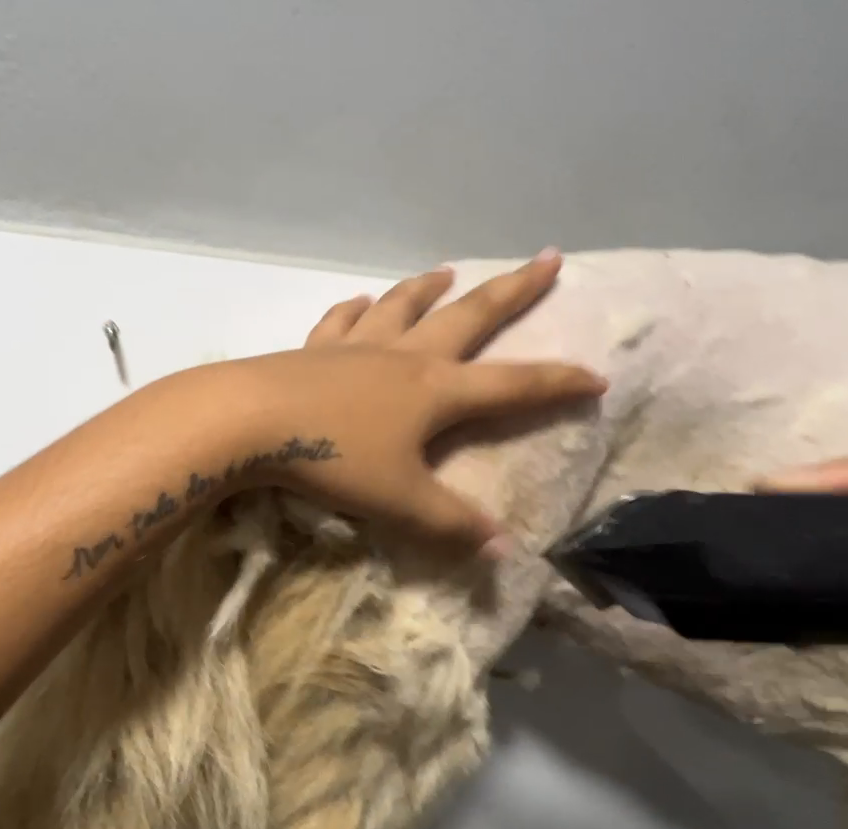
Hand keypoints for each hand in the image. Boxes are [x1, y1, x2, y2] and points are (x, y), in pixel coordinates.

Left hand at [201, 252, 605, 551]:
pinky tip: (360, 301)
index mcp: (436, 392)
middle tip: (548, 259)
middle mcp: (403, 358)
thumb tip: (505, 550)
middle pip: (470, 317)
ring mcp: (356, 347)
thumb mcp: (399, 502)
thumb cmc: (332, 459)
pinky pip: (342, 321)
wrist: (250, 421)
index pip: (514, 386)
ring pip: (404, 308)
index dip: (558, 384)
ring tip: (450, 272)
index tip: (598, 376)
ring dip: (430, 289)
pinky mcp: (312, 349)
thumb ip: (450, 524)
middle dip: (514, 292)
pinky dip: (356, 309)